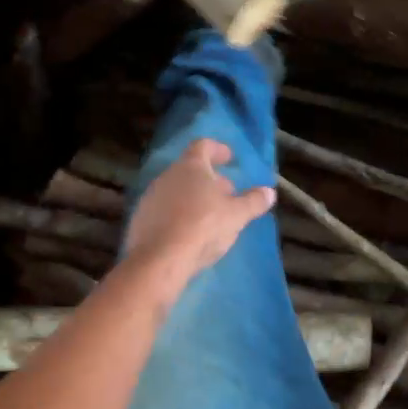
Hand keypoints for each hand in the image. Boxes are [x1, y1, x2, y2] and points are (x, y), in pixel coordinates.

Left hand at [123, 140, 274, 284]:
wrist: (159, 262)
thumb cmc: (203, 226)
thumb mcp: (238, 215)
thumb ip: (254, 201)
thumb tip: (269, 193)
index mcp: (191, 167)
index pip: (203, 146)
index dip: (218, 150)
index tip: (230, 158)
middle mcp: (167, 177)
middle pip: (190, 170)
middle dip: (209, 180)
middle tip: (227, 194)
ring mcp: (149, 200)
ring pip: (175, 192)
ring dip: (193, 199)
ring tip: (210, 217)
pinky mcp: (138, 223)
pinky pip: (163, 212)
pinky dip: (177, 217)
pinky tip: (189, 234)